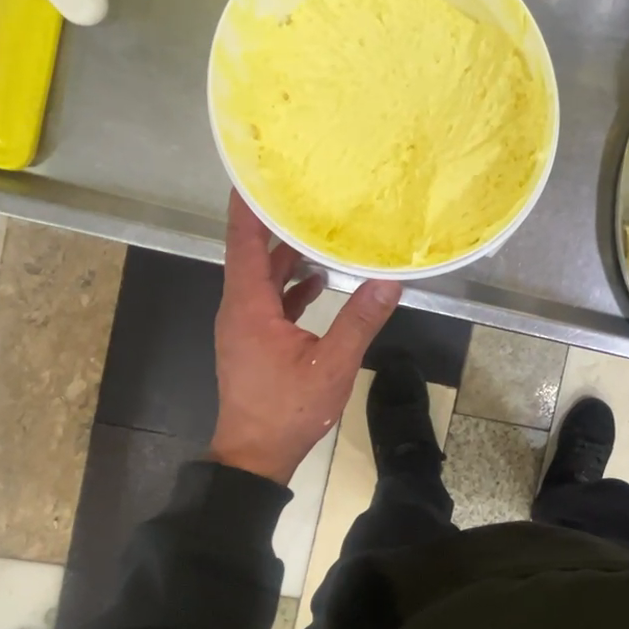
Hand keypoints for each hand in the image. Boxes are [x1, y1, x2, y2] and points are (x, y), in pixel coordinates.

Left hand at [211, 196, 401, 484]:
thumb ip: (360, 320)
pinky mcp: (253, 342)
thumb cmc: (288, 410)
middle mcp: (238, 309)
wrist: (255, 455)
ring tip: (317, 230)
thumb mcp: (332, 364)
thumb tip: (390, 282)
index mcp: (248, 307)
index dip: (248, 206)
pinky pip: (268, 300)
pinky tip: (318, 281)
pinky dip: (290, 285)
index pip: (243, 242)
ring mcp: (244, 327)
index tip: (256, 173)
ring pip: (260, 278)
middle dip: (273, 223)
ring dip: (285, 255)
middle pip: (251, 254)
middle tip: (301, 193)